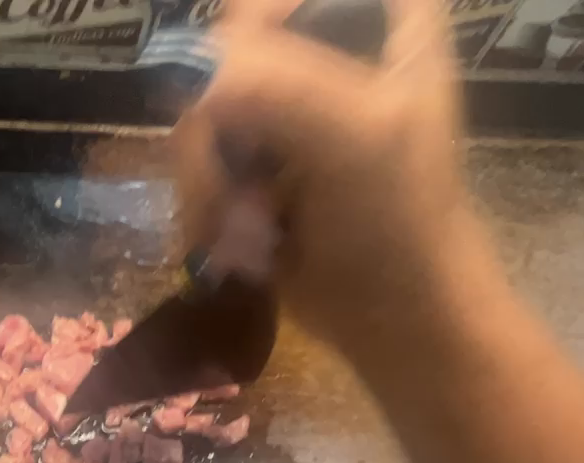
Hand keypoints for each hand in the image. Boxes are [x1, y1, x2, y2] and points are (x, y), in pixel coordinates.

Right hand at [175, 0, 498, 366]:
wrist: (392, 311)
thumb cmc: (397, 220)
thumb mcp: (356, 137)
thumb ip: (282, 87)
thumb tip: (186, 72)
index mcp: (370, 15)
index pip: (267, 2)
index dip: (241, 39)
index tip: (232, 99)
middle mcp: (319, 54)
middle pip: (217, 62)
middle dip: (215, 139)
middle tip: (240, 191)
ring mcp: (279, 117)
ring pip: (196, 125)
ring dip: (208, 190)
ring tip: (250, 231)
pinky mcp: (250, 170)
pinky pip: (195, 171)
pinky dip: (206, 214)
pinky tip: (240, 244)